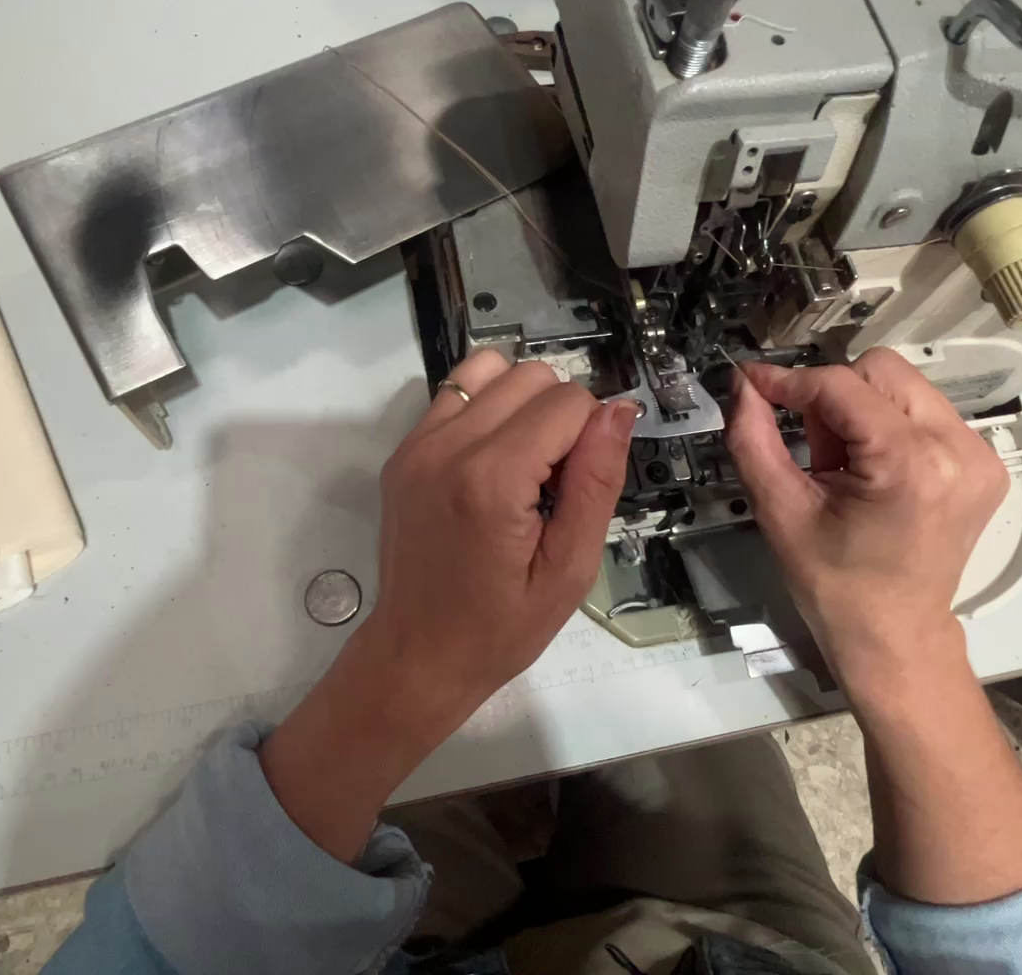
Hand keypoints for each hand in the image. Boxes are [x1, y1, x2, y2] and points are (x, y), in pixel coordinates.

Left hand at [367, 349, 638, 721]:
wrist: (418, 653)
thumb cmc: (501, 627)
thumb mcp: (570, 569)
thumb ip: (596, 482)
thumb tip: (619, 410)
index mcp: (492, 480)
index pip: (568, 401)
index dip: (591, 436)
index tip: (576, 486)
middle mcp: (447, 447)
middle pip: (530, 375)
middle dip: (559, 415)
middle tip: (553, 478)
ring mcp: (416, 444)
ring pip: (490, 369)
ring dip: (521, 401)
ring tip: (523, 460)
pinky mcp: (402, 451)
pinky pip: (455, 392)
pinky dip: (484, 408)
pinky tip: (490, 460)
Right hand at [723, 348, 1008, 673]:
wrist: (891, 632)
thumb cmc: (832, 582)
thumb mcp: (779, 509)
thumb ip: (753, 439)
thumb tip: (743, 387)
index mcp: (910, 464)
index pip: (841, 385)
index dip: (789, 380)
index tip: (751, 383)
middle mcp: (959, 449)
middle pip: (880, 370)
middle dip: (831, 397)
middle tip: (812, 448)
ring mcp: (980, 455)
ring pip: (901, 386)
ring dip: (858, 410)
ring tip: (843, 466)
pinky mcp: (984, 463)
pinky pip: (922, 411)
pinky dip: (885, 426)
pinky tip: (870, 470)